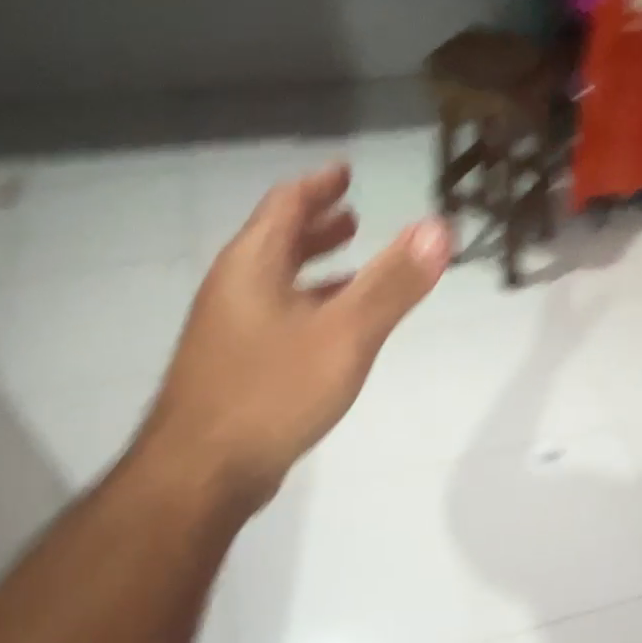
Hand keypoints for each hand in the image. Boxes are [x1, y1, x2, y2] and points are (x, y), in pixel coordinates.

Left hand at [132, 163, 451, 513]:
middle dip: (317, 226)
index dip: (319, 186)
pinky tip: (329, 336)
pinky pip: (275, 318)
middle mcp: (234, 288)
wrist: (203, 470)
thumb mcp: (345, 335)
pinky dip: (306, 308)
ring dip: (313, 269)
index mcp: (253, 265)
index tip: (345, 172)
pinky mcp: (234, 368)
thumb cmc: (273, 393)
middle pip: (277, 242)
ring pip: (276, 284)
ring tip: (351, 269)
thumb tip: (438, 228)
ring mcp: (229, 330)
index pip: (286, 205)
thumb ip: (392, 284)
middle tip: (354, 218)